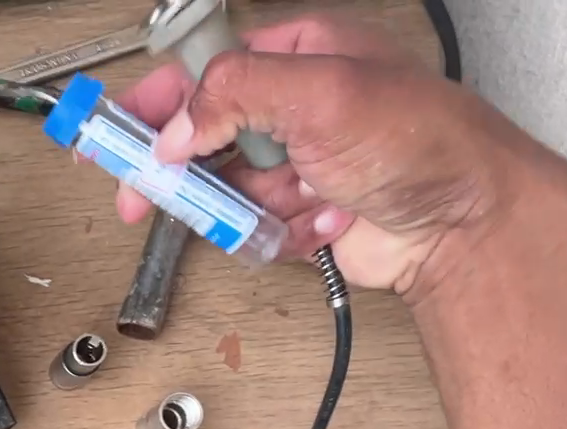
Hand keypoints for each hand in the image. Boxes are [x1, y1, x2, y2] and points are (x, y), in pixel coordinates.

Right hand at [115, 16, 566, 299]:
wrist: (460, 224)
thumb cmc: (419, 143)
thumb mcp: (324, 95)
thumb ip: (237, 95)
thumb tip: (174, 131)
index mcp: (294, 58)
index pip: (199, 74)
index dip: (148, 105)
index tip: (105, 137)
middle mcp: (286, 108)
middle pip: (197, 140)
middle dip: (180, 175)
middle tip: (142, 200)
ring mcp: (287, 162)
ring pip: (219, 192)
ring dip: (248, 208)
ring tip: (298, 202)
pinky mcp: (290, 211)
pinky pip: (248, 227)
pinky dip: (275, 232)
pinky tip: (323, 221)